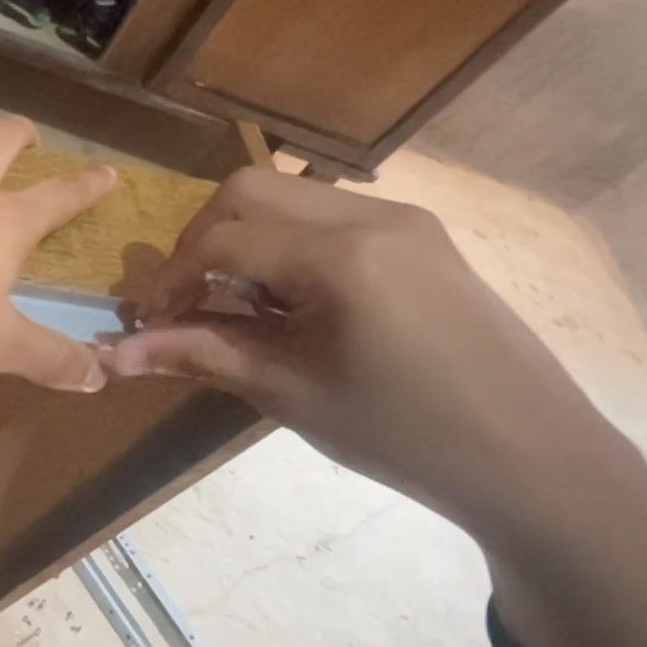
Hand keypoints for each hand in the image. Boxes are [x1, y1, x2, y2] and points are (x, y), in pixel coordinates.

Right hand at [109, 166, 602, 512]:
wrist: (532, 456)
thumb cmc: (402, 433)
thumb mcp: (288, 393)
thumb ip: (199, 355)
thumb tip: (113, 355)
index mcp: (341, 257)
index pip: (221, 239)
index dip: (168, 278)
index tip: (145, 322)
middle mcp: (371, 216)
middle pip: (247, 190)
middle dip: (197, 240)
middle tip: (183, 299)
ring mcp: (401, 220)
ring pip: (286, 195)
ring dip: (238, 236)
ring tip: (229, 302)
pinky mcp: (417, 236)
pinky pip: (324, 214)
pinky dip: (281, 242)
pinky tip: (282, 298)